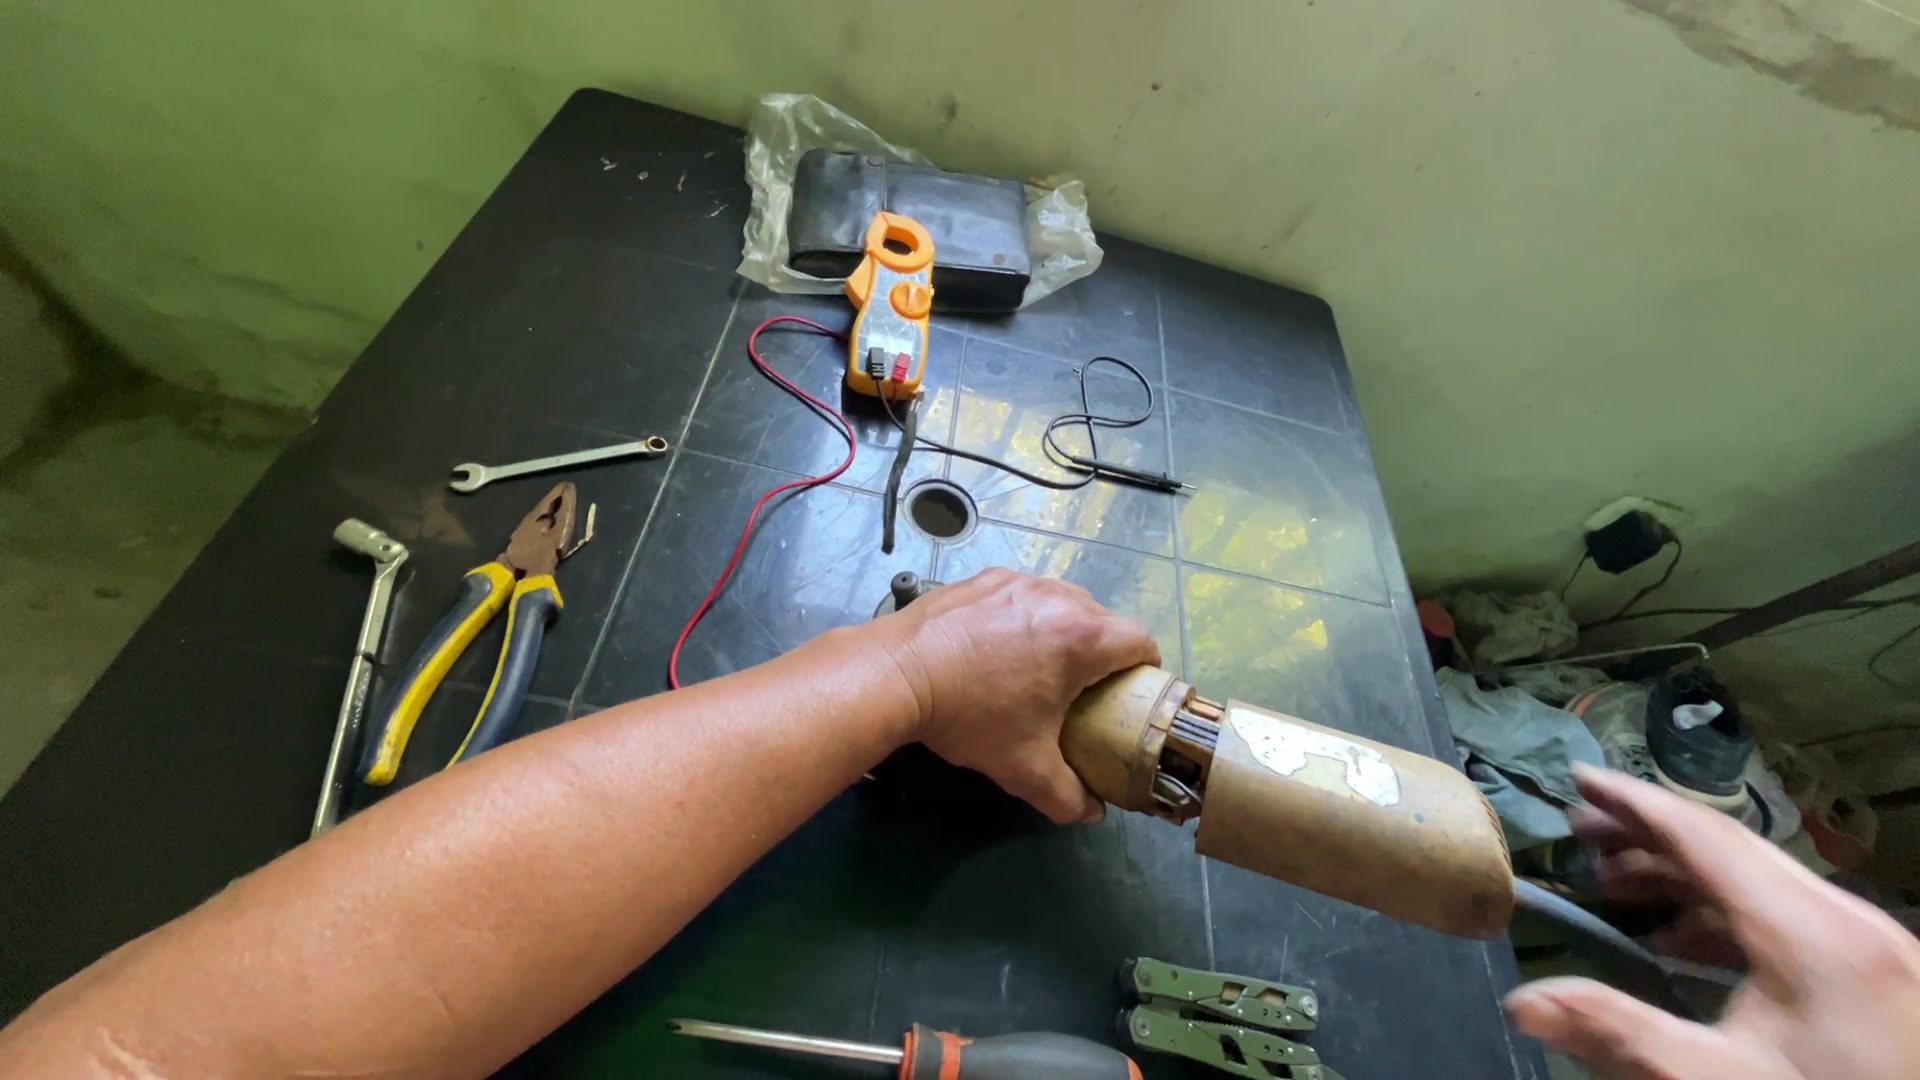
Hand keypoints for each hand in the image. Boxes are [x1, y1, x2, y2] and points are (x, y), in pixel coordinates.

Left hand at [878, 568, 1160, 824]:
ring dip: (1063, 628)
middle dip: (1103, 651)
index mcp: (1080, 637)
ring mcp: (1017, 580)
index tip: (1129, 692)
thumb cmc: (971, 717)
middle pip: (1103, 619)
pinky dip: (1023, 613)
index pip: (1141, 641)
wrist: (897, 673)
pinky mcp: (983, 577)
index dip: (1145, 668)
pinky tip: (997, 642)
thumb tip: (1090, 813)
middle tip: (1084, 687)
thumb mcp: (1024, 767)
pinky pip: (1022, 592)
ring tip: (1040, 662)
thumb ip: (1067, 796)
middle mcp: (1056, 597)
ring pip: (1062, 600)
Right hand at [1506, 764, 1919, 1078]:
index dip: (1632, 800)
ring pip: (1754, 875)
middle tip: (1577, 831)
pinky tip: (1676, 937)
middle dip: (1643, 831)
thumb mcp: (1720, 1078)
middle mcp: (1846, 920)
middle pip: (1726, 846)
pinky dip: (1717, 905)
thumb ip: (1619, 1031)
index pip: (1702, 835)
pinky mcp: (1877, 970)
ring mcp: (1870, 944)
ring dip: (1675, 869)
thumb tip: (1519, 1003)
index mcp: (1811, 933)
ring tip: (1613, 881)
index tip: (1576, 775)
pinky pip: (1782, 909)